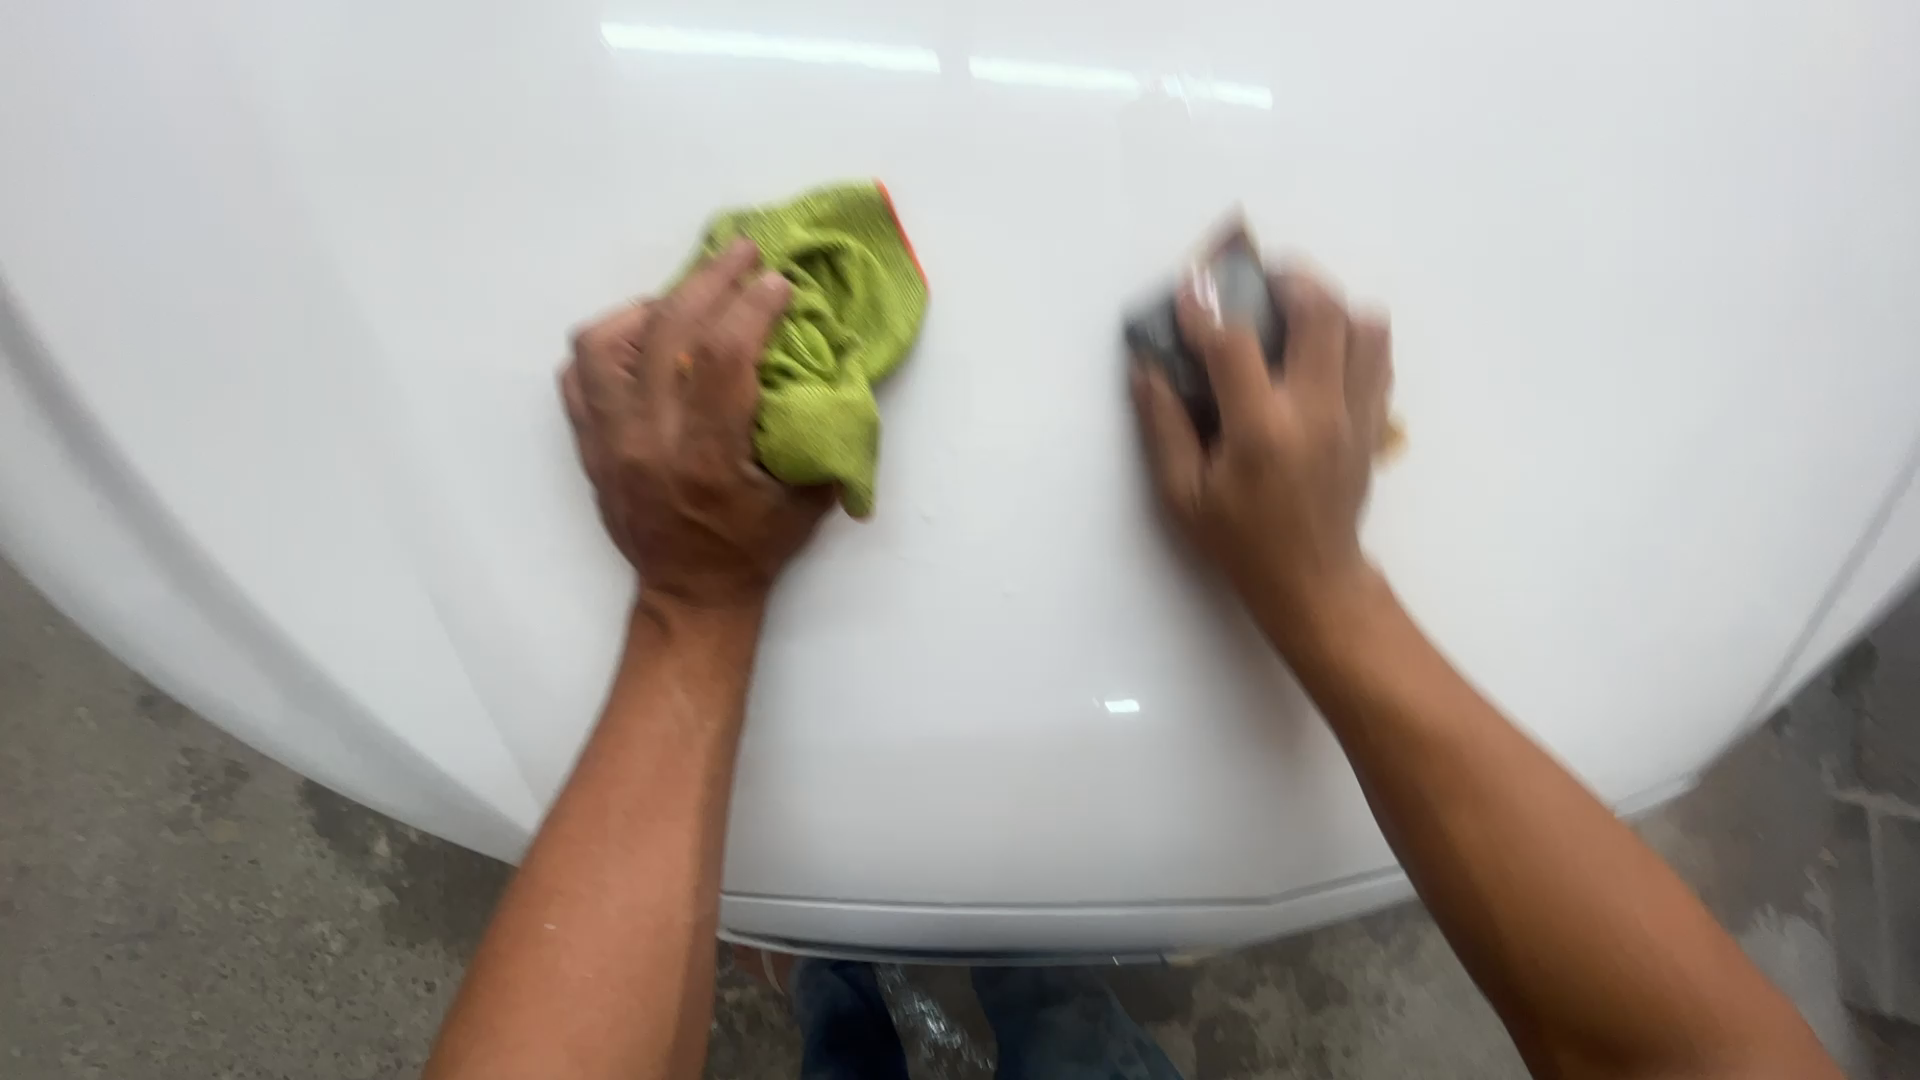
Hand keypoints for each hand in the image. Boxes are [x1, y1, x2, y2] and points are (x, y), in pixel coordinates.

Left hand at [561, 238, 835, 613]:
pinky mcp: (589, 446)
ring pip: (604, 343)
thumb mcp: (808, 502)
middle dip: (711, 280)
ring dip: (651, 307)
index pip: (724, 358)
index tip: (779, 284)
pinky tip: (646, 339)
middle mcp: (648, 443)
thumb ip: (821, 437)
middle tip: (742, 253)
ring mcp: (608, 443)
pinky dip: (611, 343)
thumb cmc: (755, 549)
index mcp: (707, 460)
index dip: (754, 308)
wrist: (691, 592)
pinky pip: (578, 373)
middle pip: (668, 333)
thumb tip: (836, 372)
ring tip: (687, 299)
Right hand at [1131, 265, 1392, 644]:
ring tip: (1293, 309)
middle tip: (1257, 279)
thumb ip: (1162, 427)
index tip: (1187, 289)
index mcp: (1262, 431)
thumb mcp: (1182, 494)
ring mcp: (1355, 413)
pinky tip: (1319, 348)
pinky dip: (1352, 333)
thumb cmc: (1238, 540)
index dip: (1205, 311)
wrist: (1310, 577)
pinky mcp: (1373, 421)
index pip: (1234, 347)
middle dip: (1287, 280)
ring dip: (1329, 302)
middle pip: (1322, 311)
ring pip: (1365, 323)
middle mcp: (1317, 411)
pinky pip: (1378, 354)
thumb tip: (1145, 369)